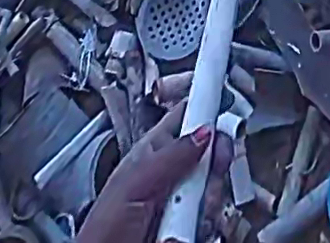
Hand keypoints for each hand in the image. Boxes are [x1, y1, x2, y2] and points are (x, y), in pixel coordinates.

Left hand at [77, 102, 228, 242]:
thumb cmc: (105, 230)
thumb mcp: (136, 183)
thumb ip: (171, 155)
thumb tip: (205, 130)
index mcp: (154, 150)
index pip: (185, 116)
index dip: (205, 105)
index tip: (224, 99)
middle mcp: (172, 172)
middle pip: (210, 152)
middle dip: (215, 162)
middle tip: (210, 173)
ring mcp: (183, 202)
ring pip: (215, 186)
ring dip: (208, 199)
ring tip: (185, 216)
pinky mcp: (192, 228)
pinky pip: (214, 217)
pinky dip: (207, 222)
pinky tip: (190, 231)